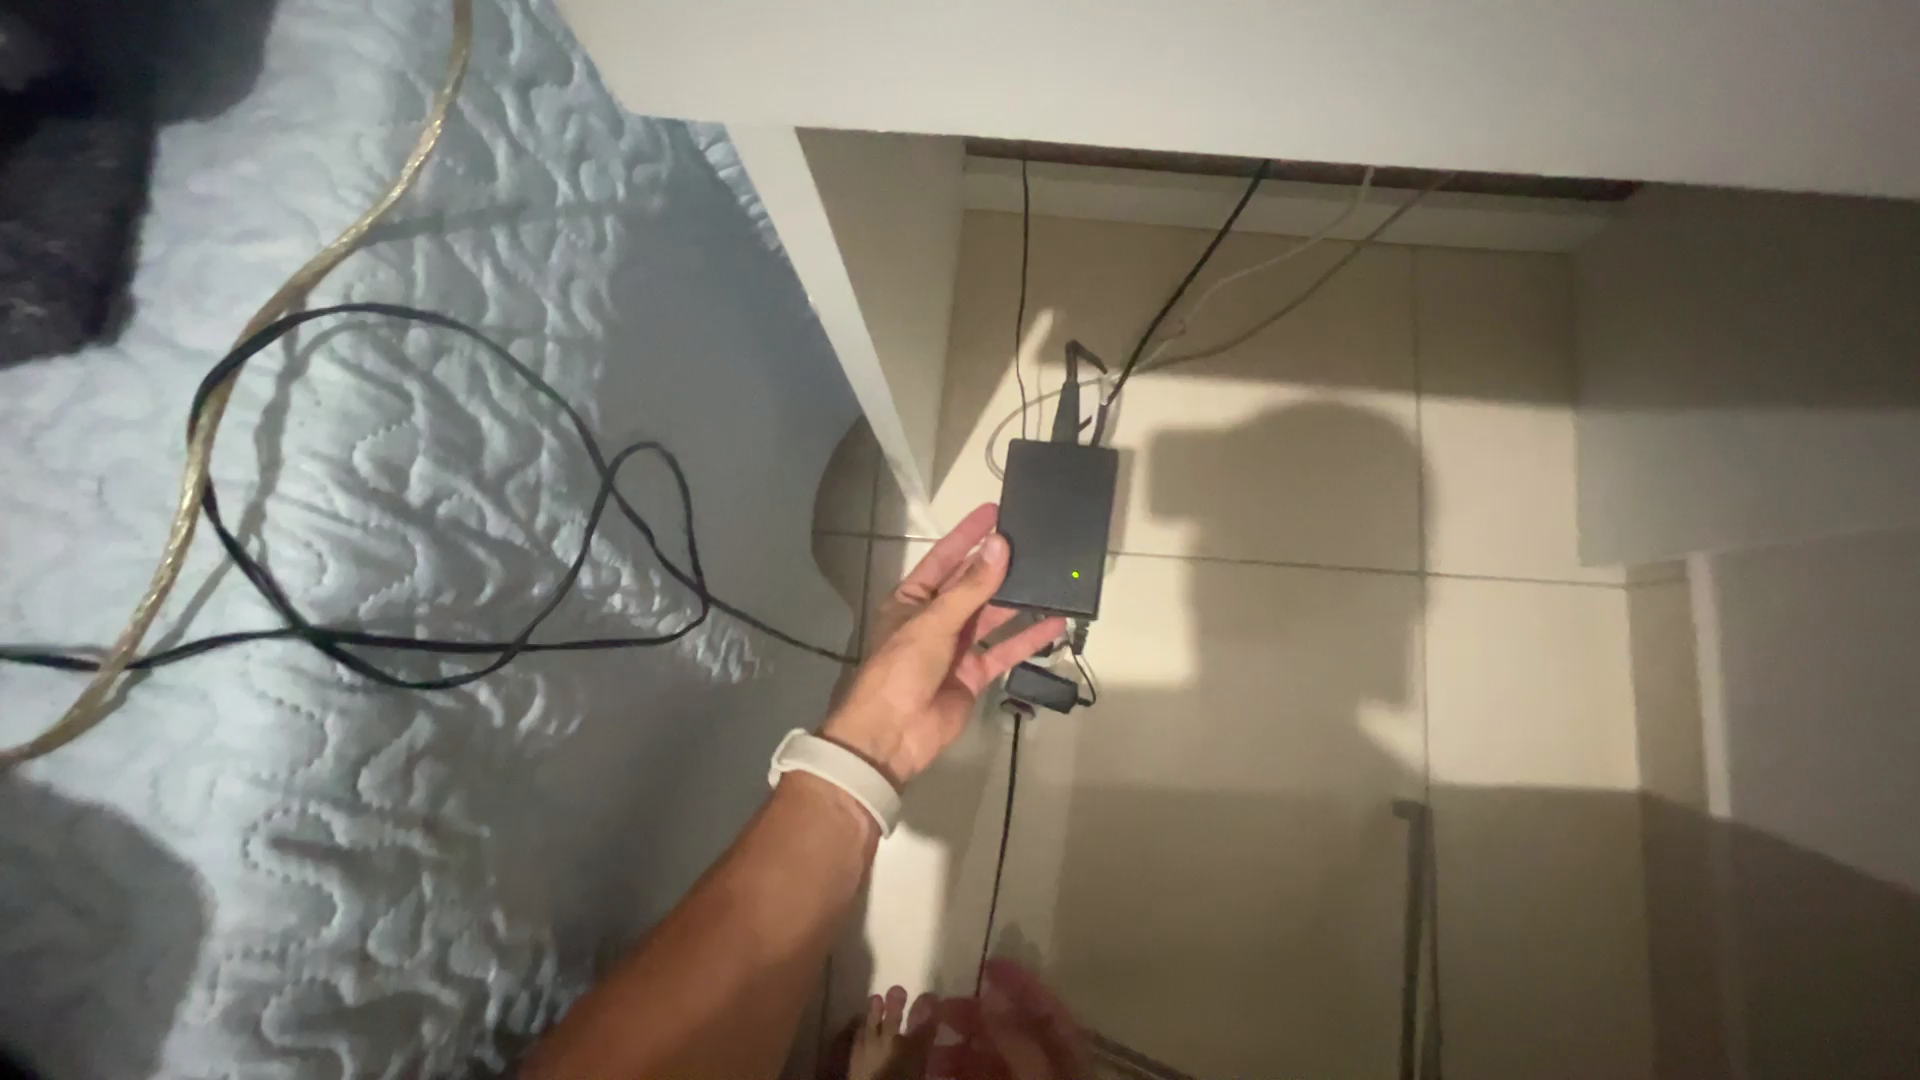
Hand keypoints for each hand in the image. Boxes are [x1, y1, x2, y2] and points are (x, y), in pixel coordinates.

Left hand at [822, 504, 1065, 785]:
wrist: (892, 734)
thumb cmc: (901, 668)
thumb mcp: (933, 621)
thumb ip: (971, 587)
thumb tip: (999, 546)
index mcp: (912, 600)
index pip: (944, 558)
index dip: (968, 536)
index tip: (994, 513)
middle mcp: (935, 619)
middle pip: (972, 586)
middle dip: (999, 566)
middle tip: (1032, 542)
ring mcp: (956, 647)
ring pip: (993, 616)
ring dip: (1018, 600)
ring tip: (1050, 577)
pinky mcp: (975, 674)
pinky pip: (1005, 650)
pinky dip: (1028, 638)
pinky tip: (1055, 623)